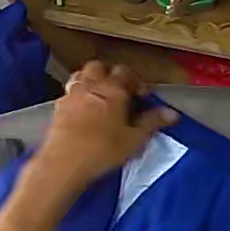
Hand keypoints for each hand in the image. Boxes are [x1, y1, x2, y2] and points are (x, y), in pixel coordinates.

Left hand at [27, 60, 177, 193]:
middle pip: (99, 67)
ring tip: (102, 98)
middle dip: (111, 74)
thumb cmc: (104, 149)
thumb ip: (153, 121)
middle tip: (121, 91)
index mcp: (113, 90)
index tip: (143, 97)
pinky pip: (70, 93)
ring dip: (92, 82)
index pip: (126, 72)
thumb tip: (172, 113)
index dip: (137, 82)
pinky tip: (85, 112)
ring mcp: (71, 96)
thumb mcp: (135, 138)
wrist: (63, 163)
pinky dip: (79, 96)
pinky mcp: (58, 109)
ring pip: (81, 76)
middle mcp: (90, 87)